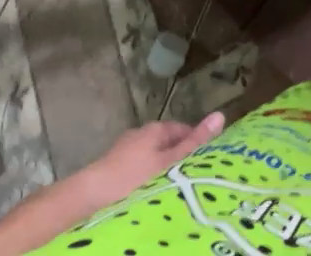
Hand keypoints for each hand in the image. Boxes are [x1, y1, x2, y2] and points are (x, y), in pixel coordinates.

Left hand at [82, 114, 223, 201]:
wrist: (90, 195)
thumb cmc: (133, 176)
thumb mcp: (169, 161)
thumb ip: (194, 142)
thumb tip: (221, 114)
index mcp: (156, 128)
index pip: (185, 129)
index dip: (196, 144)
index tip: (206, 162)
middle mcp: (140, 133)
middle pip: (168, 142)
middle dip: (179, 157)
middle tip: (191, 177)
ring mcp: (124, 149)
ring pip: (152, 156)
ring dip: (162, 167)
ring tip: (172, 187)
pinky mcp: (114, 165)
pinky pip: (139, 166)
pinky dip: (147, 175)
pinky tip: (149, 191)